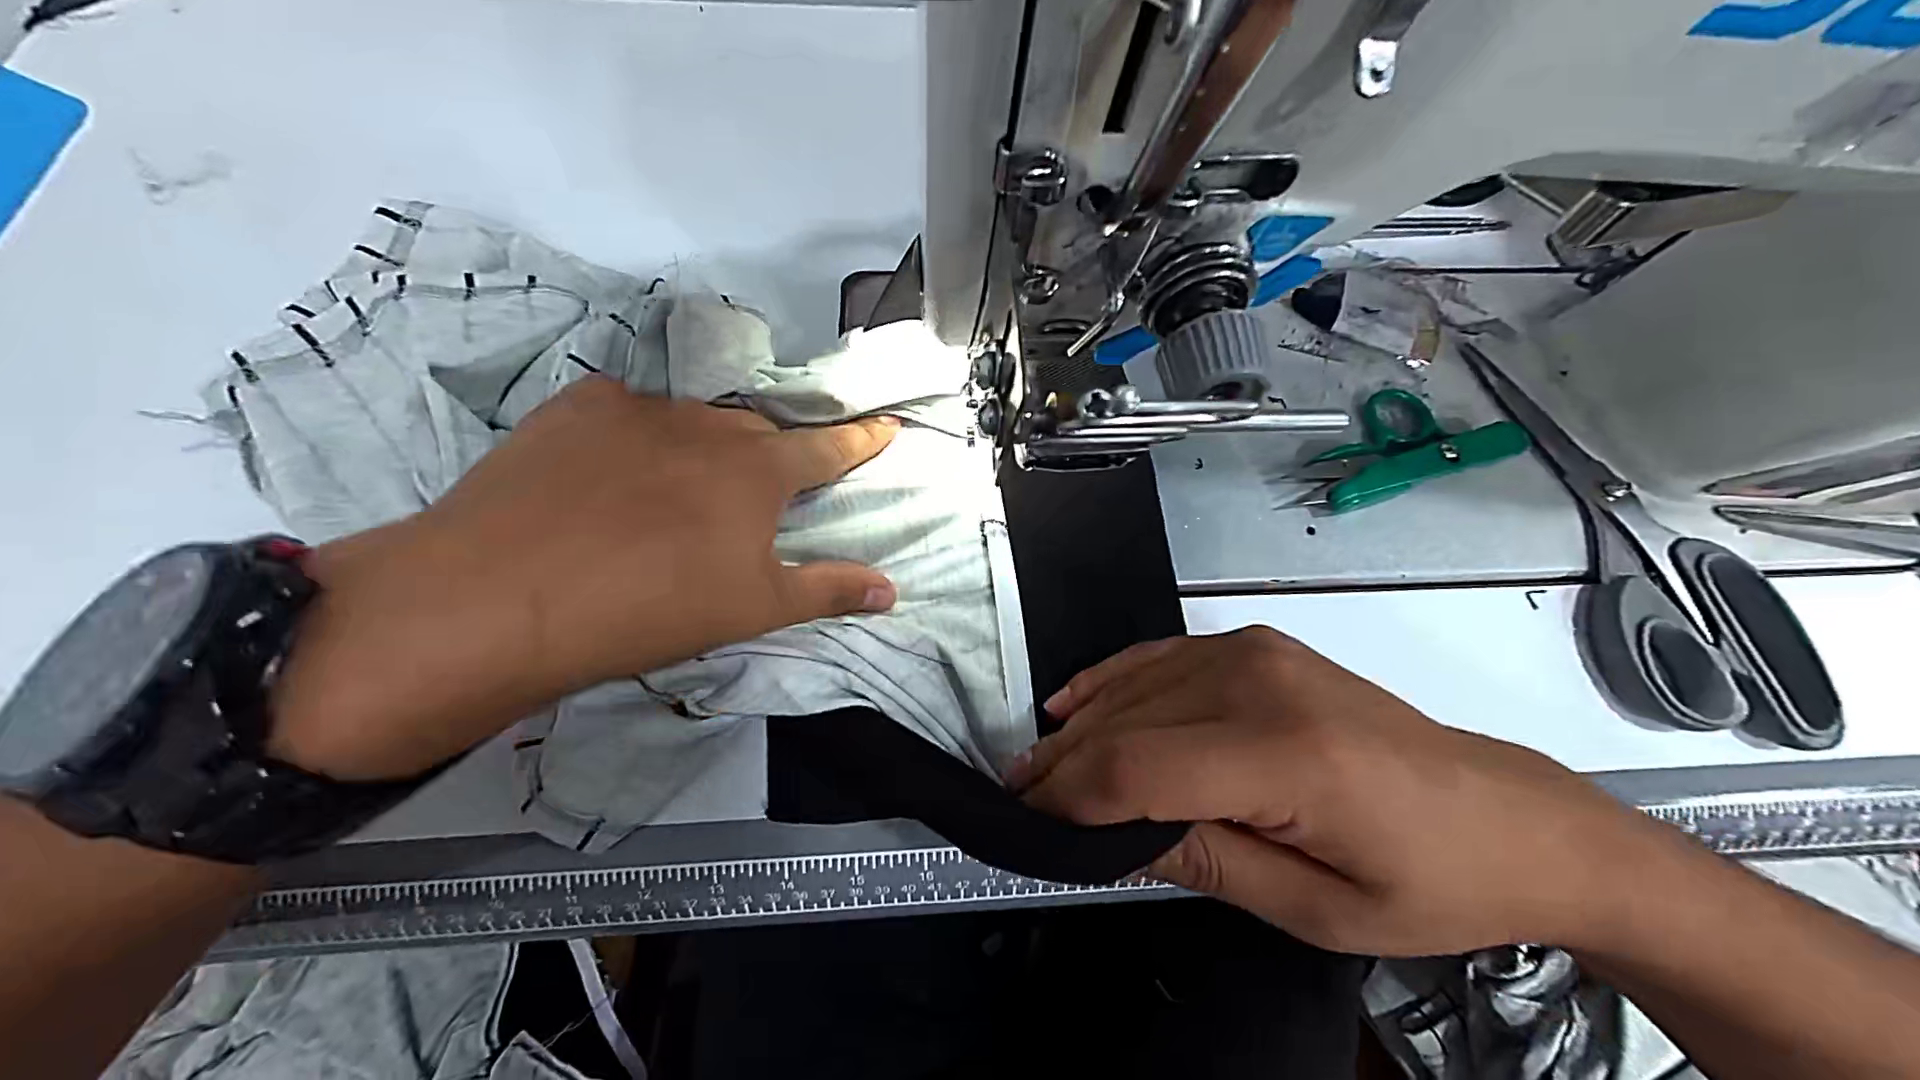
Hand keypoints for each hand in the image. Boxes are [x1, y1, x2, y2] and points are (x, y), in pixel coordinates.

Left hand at [266, 377, 899, 779]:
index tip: (885, 425)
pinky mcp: (575, 408)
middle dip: (774, 454)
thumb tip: (892, 590)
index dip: (860, 440)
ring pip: (693, 421)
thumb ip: (829, 590)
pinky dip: (638, 437)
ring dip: (703, 448)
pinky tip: (614, 470)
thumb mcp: (756, 608)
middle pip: (758, 433)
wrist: (505, 597)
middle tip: (766, 487)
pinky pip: (627, 413)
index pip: (827, 449)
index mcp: (758, 471)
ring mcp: (638, 409)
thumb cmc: (653, 608)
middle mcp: (707, 426)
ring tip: (681, 490)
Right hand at [1014, 627, 1688, 956]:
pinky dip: (1110, 681)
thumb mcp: (1314, 908)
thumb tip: (1110, 838)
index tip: (1034, 822)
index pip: (1140, 771)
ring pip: (1132, 688)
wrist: (1504, 815)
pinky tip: (1074, 703)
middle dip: (1064, 765)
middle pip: (1126, 724)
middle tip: (1022, 799)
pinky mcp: (1253, 644)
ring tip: (1039, 764)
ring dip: (1079, 728)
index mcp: (1287, 757)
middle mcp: (1262, 684)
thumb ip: (1203, 862)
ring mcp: (1255, 653)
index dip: (1073, 797)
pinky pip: (1159, 657)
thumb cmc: (1426, 878)